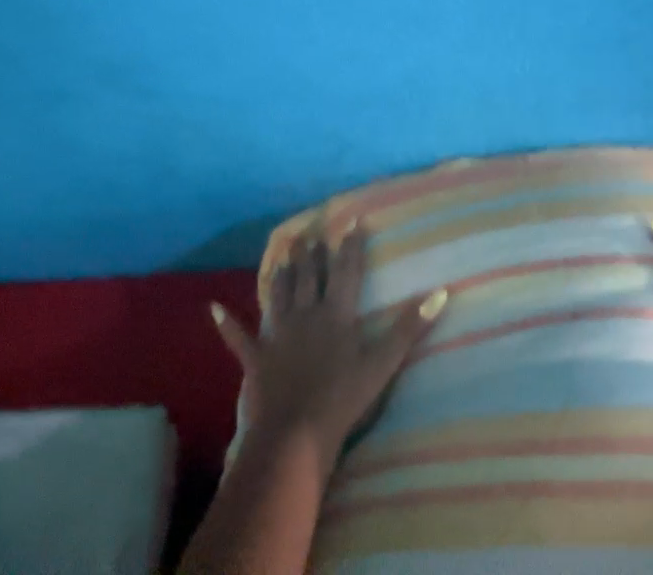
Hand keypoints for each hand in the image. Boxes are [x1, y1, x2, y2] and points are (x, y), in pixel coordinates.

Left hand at [211, 230, 448, 460]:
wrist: (296, 432)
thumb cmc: (344, 398)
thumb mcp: (384, 364)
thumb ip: (409, 327)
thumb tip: (439, 291)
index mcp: (336, 315)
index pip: (345, 272)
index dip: (349, 246)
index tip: (350, 221)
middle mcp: (305, 315)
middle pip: (308, 277)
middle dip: (311, 254)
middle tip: (310, 234)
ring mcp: (277, 335)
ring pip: (278, 296)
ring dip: (281, 275)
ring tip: (282, 256)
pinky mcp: (255, 358)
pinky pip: (238, 337)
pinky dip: (226, 324)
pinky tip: (213, 308)